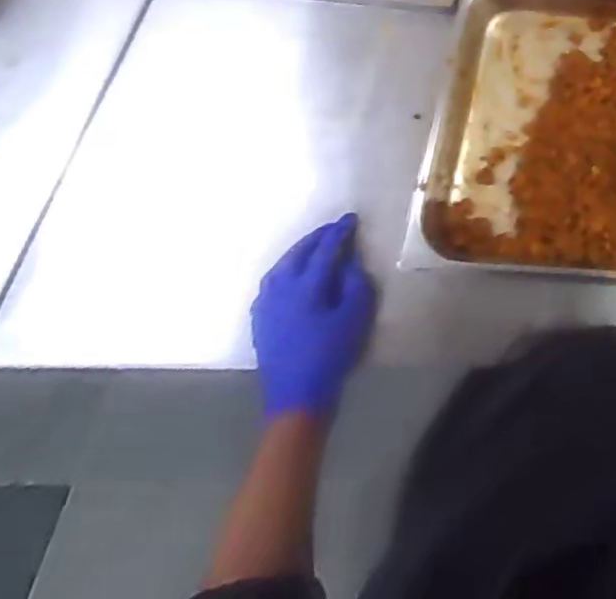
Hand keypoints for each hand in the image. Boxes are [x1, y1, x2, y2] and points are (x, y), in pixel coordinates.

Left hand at [251, 213, 375, 418]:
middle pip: (299, 253)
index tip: (351, 219)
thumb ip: (355, 283)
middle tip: (335, 228)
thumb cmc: (331, 355)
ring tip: (314, 246)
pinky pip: (272, 282)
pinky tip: (292, 274)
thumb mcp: (356, 317)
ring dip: (299, 251)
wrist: (296, 397)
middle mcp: (281, 288)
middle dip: (318, 237)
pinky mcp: (260, 319)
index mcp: (306, 286)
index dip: (339, 232)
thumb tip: (349, 262)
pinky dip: (286, 269)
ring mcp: (266, 304)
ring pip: (282, 265)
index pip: (325, 249)